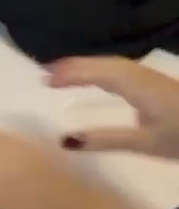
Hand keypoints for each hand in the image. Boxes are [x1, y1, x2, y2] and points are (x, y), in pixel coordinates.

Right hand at [51, 56, 178, 159]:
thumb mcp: (148, 144)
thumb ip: (109, 139)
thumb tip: (64, 139)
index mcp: (148, 91)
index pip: (109, 74)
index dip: (77, 73)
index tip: (45, 79)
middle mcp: (153, 82)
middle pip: (116, 66)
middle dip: (81, 64)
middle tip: (46, 70)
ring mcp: (159, 84)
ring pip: (122, 67)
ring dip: (91, 67)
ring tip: (62, 73)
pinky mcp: (162, 90)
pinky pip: (128, 74)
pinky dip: (104, 73)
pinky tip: (94, 81)